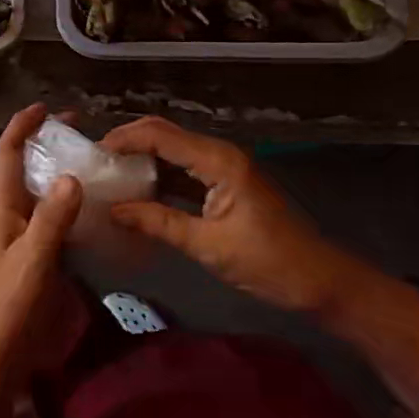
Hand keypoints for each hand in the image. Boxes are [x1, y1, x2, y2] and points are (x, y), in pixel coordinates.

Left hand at [0, 104, 83, 375]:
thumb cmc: (8, 302)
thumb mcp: (32, 258)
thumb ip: (52, 219)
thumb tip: (72, 176)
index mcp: (1, 205)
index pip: (8, 153)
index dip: (22, 126)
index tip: (46, 107)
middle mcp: (10, 211)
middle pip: (26, 167)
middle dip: (48, 145)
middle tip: (84, 133)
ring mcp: (24, 233)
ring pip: (42, 192)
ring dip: (62, 174)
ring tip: (96, 163)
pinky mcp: (38, 254)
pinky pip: (56, 219)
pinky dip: (73, 206)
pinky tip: (99, 208)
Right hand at [102, 116, 369, 313]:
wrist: (325, 285)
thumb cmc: (271, 264)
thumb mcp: (208, 246)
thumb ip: (158, 222)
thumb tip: (112, 209)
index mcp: (218, 161)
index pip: (158, 134)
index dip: (122, 139)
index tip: (93, 154)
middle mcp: (219, 154)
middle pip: (162, 132)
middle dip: (127, 141)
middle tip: (96, 161)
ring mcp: (223, 166)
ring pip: (170, 148)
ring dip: (140, 156)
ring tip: (109, 172)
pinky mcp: (224, 182)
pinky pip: (182, 167)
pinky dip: (157, 173)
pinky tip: (137, 189)